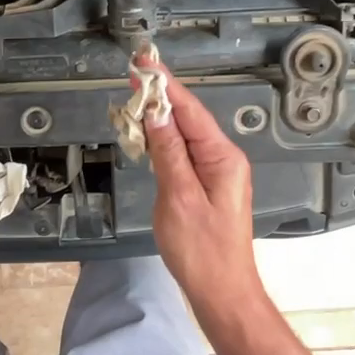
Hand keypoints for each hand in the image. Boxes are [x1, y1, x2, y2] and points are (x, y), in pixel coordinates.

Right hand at [138, 54, 267, 316]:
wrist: (222, 293)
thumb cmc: (202, 251)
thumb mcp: (179, 197)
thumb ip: (168, 151)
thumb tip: (156, 112)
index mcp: (222, 157)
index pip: (189, 110)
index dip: (165, 84)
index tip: (143, 62)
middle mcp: (223, 158)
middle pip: (188, 118)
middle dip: (159, 96)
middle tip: (131, 76)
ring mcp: (216, 172)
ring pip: (184, 135)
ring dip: (158, 118)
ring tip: (133, 101)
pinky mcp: (207, 186)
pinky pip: (183, 152)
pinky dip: (163, 140)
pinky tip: (147, 135)